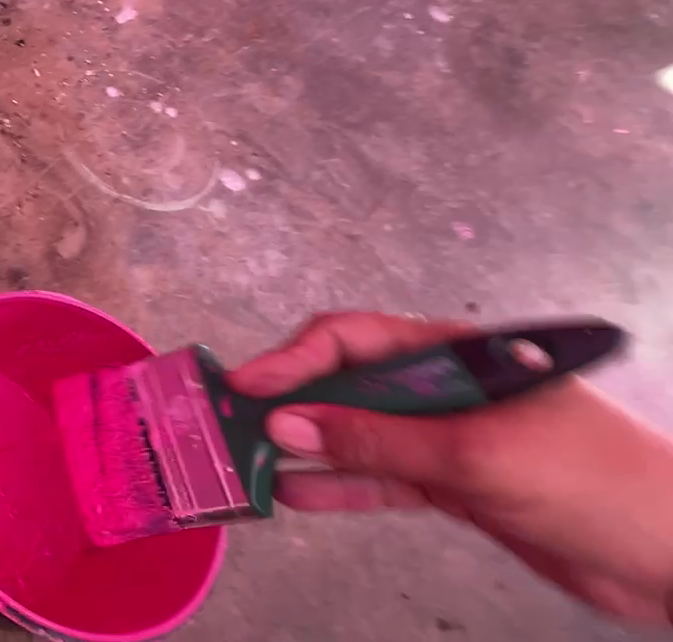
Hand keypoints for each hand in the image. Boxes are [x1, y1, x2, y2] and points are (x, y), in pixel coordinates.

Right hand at [230, 312, 672, 624]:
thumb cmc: (596, 483)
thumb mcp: (476, 455)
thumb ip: (375, 439)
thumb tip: (283, 424)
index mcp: (449, 354)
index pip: (349, 340)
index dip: (292, 358)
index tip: (248, 384)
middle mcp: (436, 387)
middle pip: (343, 384)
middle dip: (289, 402)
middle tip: (236, 420)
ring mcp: (440, 435)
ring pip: (352, 431)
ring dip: (304, 445)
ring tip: (250, 456)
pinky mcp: (447, 483)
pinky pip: (376, 477)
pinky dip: (337, 485)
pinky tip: (295, 493)